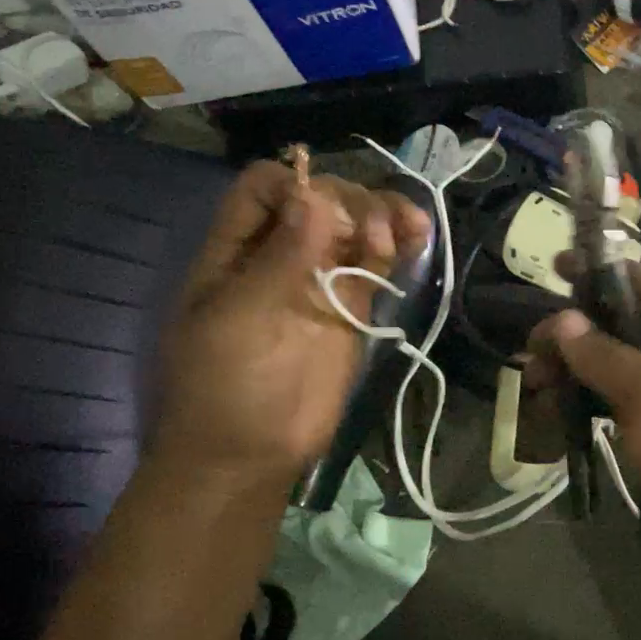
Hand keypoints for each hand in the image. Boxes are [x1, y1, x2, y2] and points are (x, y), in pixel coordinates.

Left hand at [151, 161, 431, 482]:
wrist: (249, 455)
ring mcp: (321, 275)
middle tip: (369, 233)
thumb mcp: (238, 318)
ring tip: (405, 231)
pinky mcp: (355, 301)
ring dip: (384, 215)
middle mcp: (281, 251)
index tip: (324, 210)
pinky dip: (400, 240)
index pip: (265, 186)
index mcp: (237, 249)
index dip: (297, 184)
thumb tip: (318, 197)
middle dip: (351, 201)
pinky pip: (380, 257)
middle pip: (322, 196)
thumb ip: (280, 258)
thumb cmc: (223, 386)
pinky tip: (417, 236)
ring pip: (357, 221)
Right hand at [528, 265, 640, 553]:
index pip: (634, 277)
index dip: (593, 269)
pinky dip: (586, 402)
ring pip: (609, 362)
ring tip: (537, 393)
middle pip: (613, 322)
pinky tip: (558, 420)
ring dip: (571, 371)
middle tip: (531, 359)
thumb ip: (603, 353)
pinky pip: (615, 398)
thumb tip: (562, 318)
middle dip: (569, 334)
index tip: (551, 271)